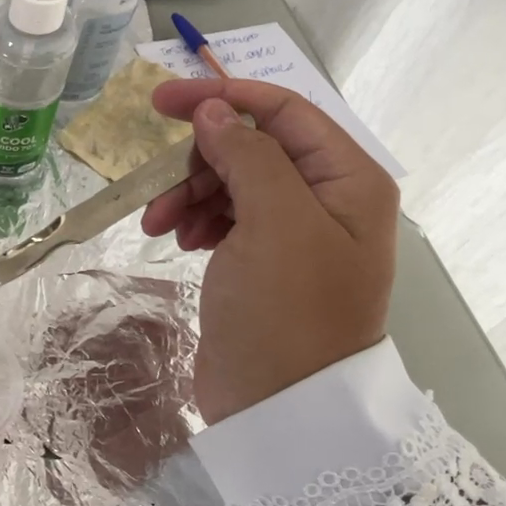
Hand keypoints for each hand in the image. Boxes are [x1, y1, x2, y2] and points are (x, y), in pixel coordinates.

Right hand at [140, 80, 398, 423]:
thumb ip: (248, 155)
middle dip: (198, 162)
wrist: (281, 407)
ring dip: (189, 194)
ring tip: (159, 227)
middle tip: (157, 194)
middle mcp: (326, 198)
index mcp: (348, 179)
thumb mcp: (273, 223)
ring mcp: (293, 232)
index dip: (221, 99)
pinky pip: (225, 217)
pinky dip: (196, 221)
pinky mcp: (263, 262)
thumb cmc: (286, 311)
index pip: (283, 111)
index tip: (158, 102)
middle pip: (252, 147)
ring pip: (231, 182)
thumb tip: (215, 110)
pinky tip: (179, 242)